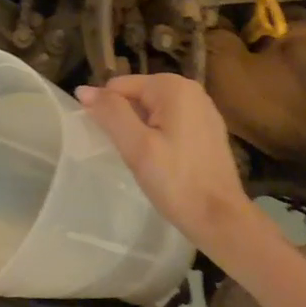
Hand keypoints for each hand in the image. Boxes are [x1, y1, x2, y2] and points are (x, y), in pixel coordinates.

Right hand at [77, 73, 249, 241]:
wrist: (222, 220)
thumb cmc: (177, 183)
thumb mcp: (137, 147)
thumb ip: (111, 113)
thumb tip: (83, 89)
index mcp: (172, 86)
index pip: (120, 87)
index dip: (110, 114)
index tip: (116, 145)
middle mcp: (190, 88)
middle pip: (138, 96)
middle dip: (129, 123)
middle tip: (136, 156)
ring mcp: (203, 108)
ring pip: (153, 111)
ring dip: (144, 132)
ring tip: (150, 162)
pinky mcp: (209, 128)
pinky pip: (172, 122)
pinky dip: (162, 138)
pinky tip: (167, 163)